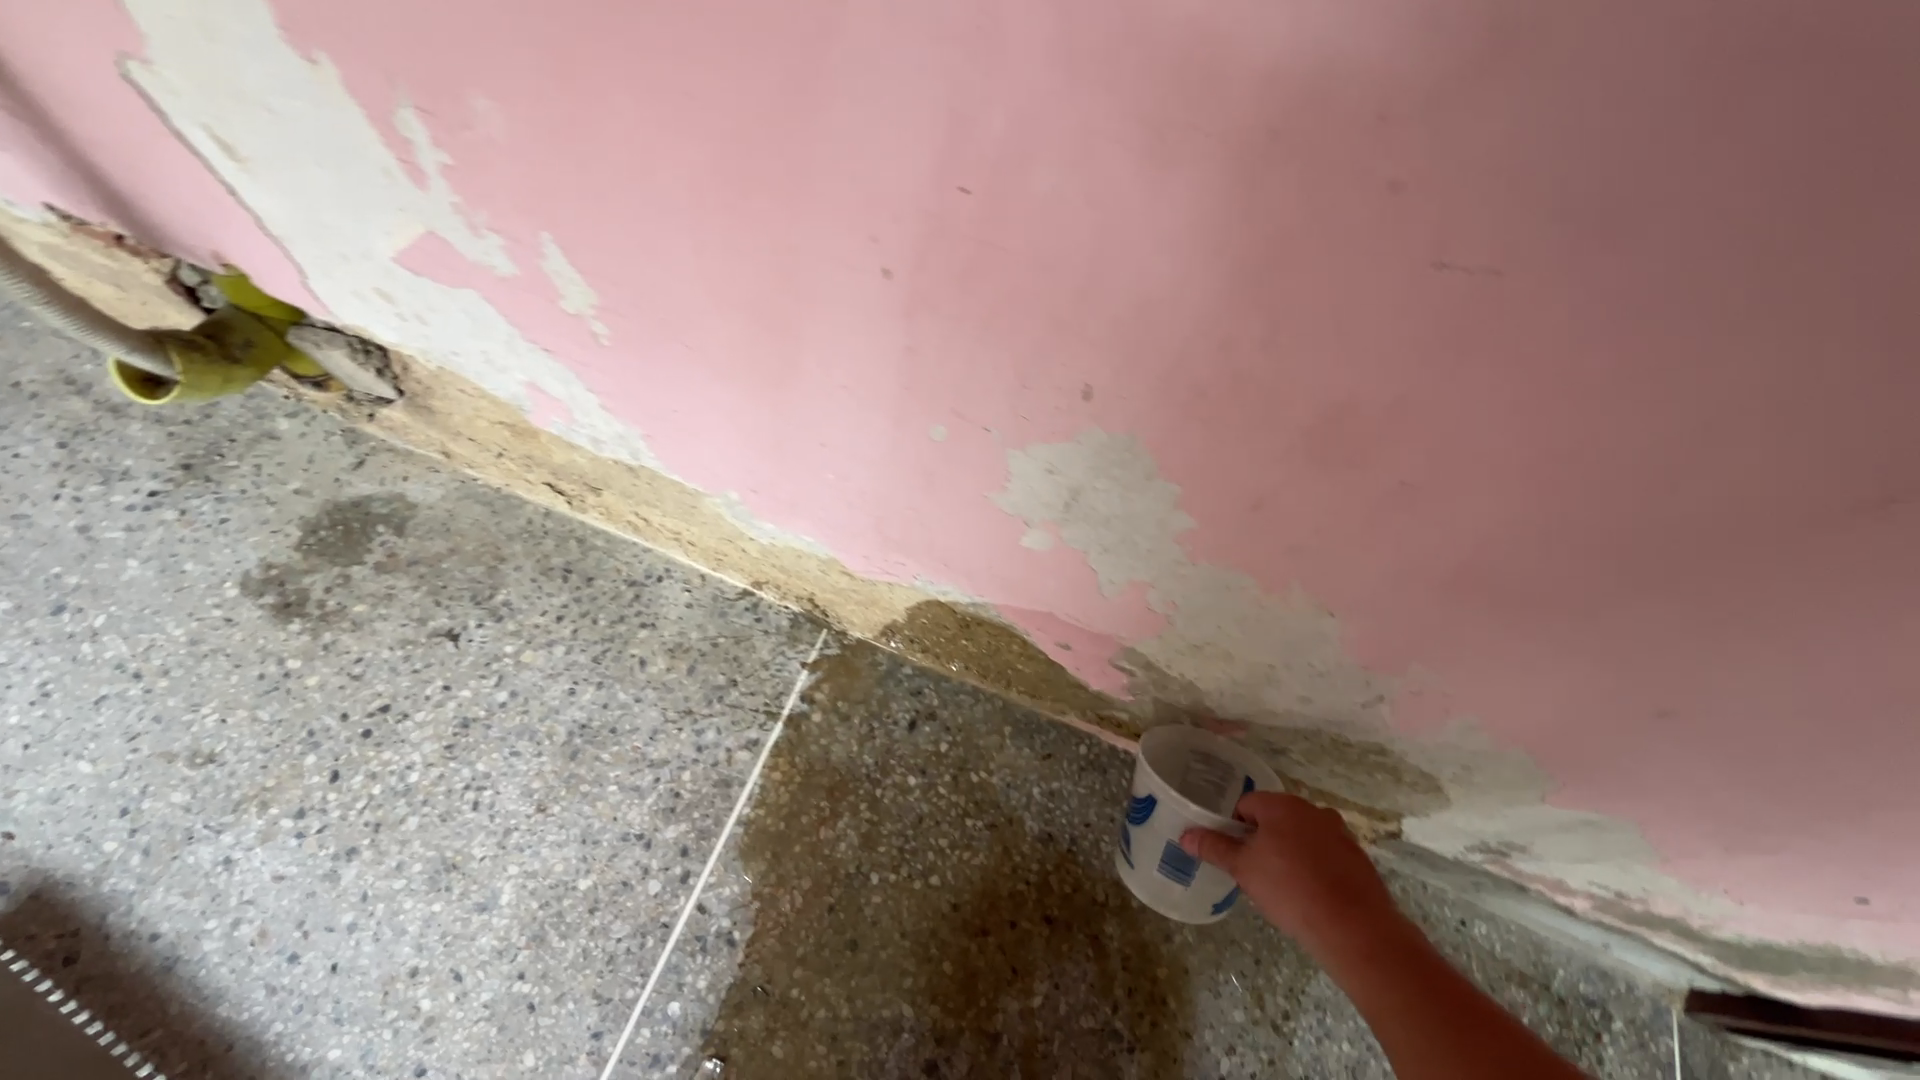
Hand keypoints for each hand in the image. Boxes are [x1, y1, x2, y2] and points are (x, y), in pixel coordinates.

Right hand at [1182, 792, 1400, 956]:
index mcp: (1282, 805)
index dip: (1234, 828)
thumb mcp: (1242, 868)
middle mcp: (1313, 810)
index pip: (1246, 804)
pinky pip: (1325, 855)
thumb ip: (1214, 847)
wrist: (1353, 927)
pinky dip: (1314, 868)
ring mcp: (1340, 833)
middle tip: (1255, 872)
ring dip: (1290, 853)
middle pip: (1276, 819)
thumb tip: (1186, 835)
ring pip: (1302, 837)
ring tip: (1284, 887)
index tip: (1234, 855)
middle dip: (1263, 841)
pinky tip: (1311, 895)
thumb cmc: (1289, 889)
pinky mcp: (1358, 858)